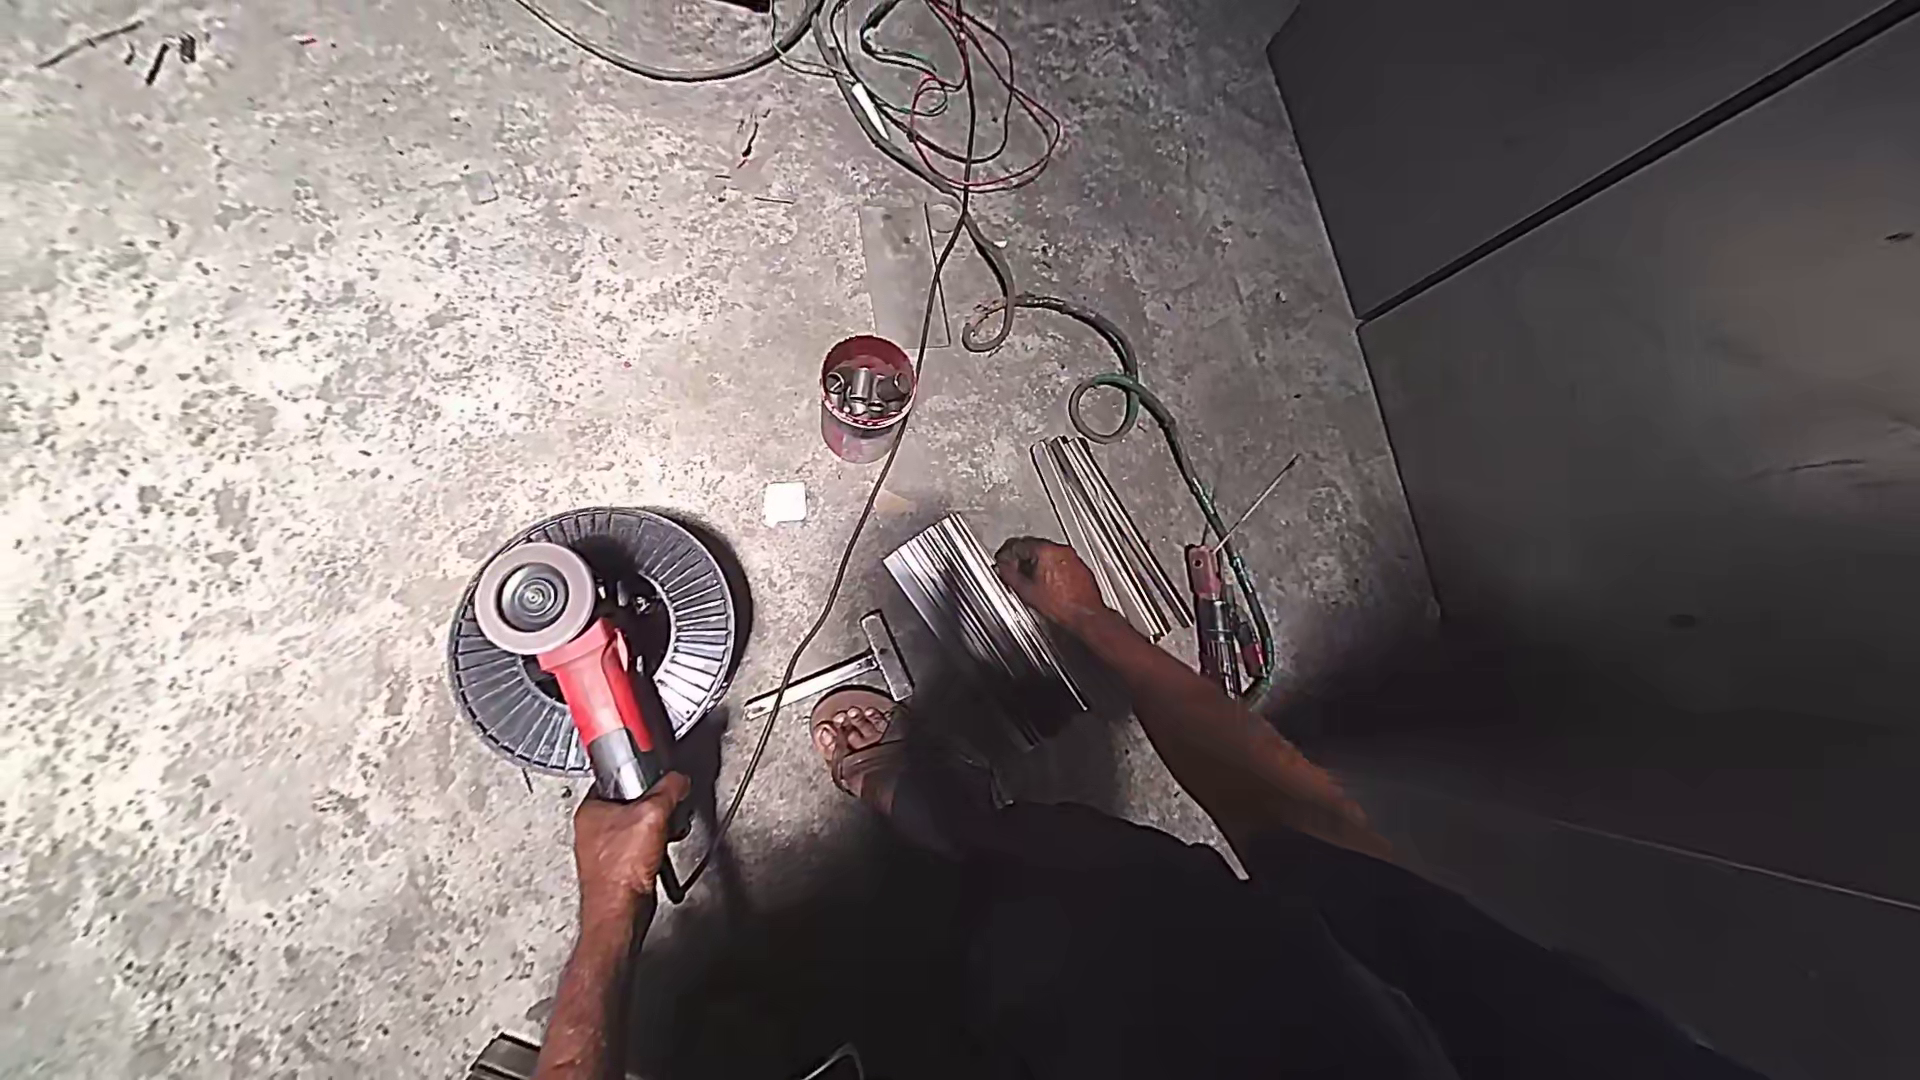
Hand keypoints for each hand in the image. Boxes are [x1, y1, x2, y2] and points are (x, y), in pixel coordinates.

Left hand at [571, 772, 690, 920]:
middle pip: (632, 798)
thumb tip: (678, 780)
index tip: (656, 773)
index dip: (641, 772)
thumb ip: (669, 788)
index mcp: (591, 809)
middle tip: (666, 806)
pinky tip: (663, 845)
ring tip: (667, 828)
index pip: (618, 775)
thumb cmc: (621, 870)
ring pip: (639, 819)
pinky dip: (656, 839)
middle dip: (656, 801)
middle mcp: (593, 827)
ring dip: (659, 821)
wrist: (622, 911)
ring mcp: (605, 846)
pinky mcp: (619, 861)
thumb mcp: (654, 812)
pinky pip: (641, 839)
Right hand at [994, 536, 1109, 630]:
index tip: (1003, 562)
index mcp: (1045, 552)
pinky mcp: (1079, 566)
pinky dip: (1050, 568)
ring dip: (1036, 563)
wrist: (1085, 616)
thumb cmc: (1062, 606)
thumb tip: (1003, 568)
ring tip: (1030, 579)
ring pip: (1047, 553)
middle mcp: (1061, 550)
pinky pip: (1059, 561)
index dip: (1007, 555)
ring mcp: (1072, 557)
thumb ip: (1010, 575)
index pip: (1019, 545)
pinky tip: (1047, 583)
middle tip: (1013, 570)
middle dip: (1021, 558)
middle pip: (1033, 546)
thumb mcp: (1027, 591)